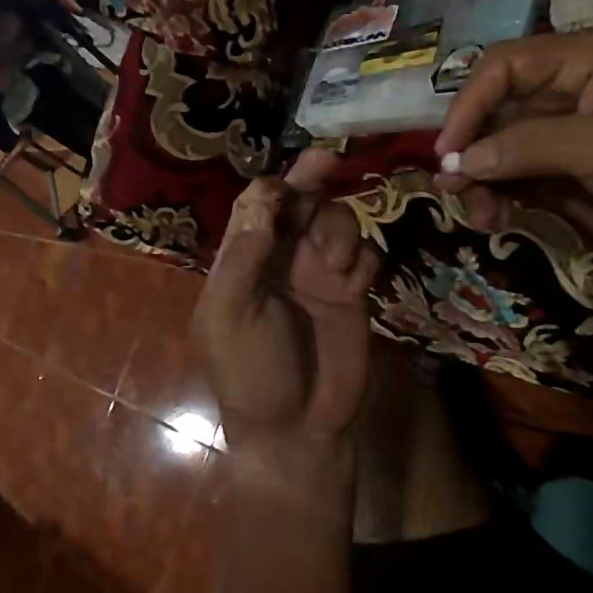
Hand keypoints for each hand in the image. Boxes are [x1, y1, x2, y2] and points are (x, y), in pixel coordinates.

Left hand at [194, 154, 381, 445]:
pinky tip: (354, 281)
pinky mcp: (350, 294)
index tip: (294, 177)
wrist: (298, 427)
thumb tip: (262, 199)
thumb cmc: (252, 373)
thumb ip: (243, 259)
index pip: (254, 209)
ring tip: (337, 264)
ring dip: (338, 227)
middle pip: (297, 204)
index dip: (273, 186)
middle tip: (329, 165)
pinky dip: (362, 255)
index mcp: (240, 265)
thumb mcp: (230, 317)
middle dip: (311, 184)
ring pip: (333, 222)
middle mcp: (278, 263)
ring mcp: (316, 277)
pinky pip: (363, 254)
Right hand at [433, 27, 592, 266]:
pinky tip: (497, 221)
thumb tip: (457, 162)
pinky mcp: (567, 178)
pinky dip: (498, 201)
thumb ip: (530, 146)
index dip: (469, 105)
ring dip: (480, 184)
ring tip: (482, 217)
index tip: (448, 153)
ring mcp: (567, 139)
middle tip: (457, 193)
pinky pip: (515, 183)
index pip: (505, 66)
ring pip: (498, 154)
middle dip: (471, 154)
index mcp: (589, 60)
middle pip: (494, 113)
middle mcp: (570, 93)